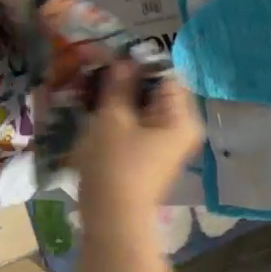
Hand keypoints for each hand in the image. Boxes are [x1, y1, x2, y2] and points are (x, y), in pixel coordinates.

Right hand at [73, 64, 203, 223]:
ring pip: (143, 109)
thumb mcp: (112, 118)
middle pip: (155, 93)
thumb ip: (119, 85)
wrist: (112, 214)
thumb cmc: (114, 163)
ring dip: (118, 98)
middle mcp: (181, 129)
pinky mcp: (149, 155)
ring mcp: (166, 144)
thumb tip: (123, 60)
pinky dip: (118, 116)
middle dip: (125, 81)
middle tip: (93, 73)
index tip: (107, 57)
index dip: (138, 64)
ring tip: (88, 91)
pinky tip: (93, 113)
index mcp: (182, 118)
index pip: (166, 76)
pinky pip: (137, 125)